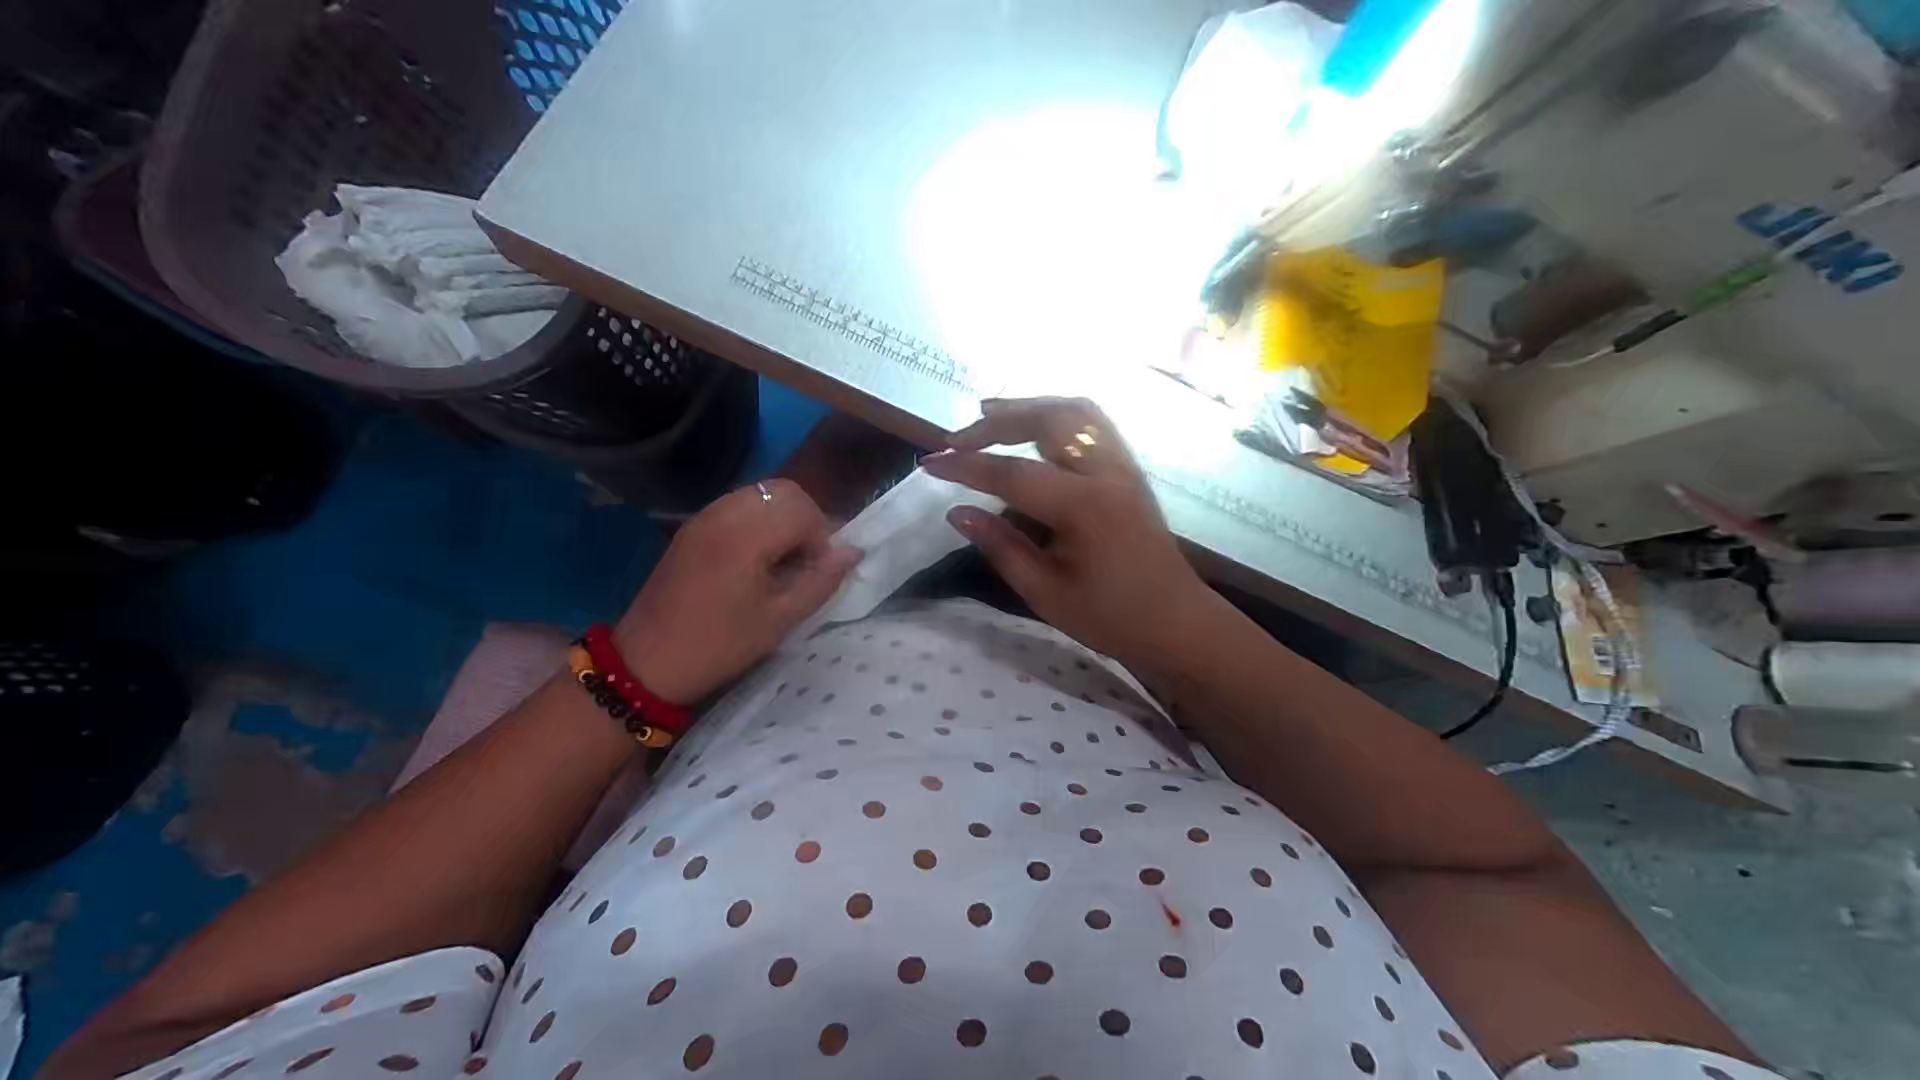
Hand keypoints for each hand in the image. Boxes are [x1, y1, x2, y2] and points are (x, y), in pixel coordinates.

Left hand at [614, 480, 860, 702]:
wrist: (646, 661)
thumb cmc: (719, 645)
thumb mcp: (779, 620)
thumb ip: (821, 581)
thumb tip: (853, 552)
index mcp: (745, 535)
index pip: (802, 509)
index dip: (821, 538)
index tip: (815, 573)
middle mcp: (724, 513)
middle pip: (784, 492)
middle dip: (805, 521)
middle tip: (804, 562)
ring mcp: (705, 517)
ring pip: (761, 495)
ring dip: (782, 519)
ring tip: (781, 562)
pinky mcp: (693, 526)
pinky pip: (738, 506)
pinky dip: (759, 521)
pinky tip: (755, 559)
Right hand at [921, 397, 1217, 669]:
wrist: (1177, 622)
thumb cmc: (1111, 618)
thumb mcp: (1046, 593)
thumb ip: (1000, 547)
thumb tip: (957, 513)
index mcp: (1085, 507)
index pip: (1012, 473)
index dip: (966, 467)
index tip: (929, 465)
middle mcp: (1107, 472)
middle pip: (1047, 420)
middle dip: (996, 422)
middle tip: (957, 440)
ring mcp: (1123, 466)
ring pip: (1074, 411)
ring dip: (1028, 407)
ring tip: (989, 414)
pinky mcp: (1128, 470)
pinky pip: (1091, 423)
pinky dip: (1054, 415)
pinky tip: (1032, 430)